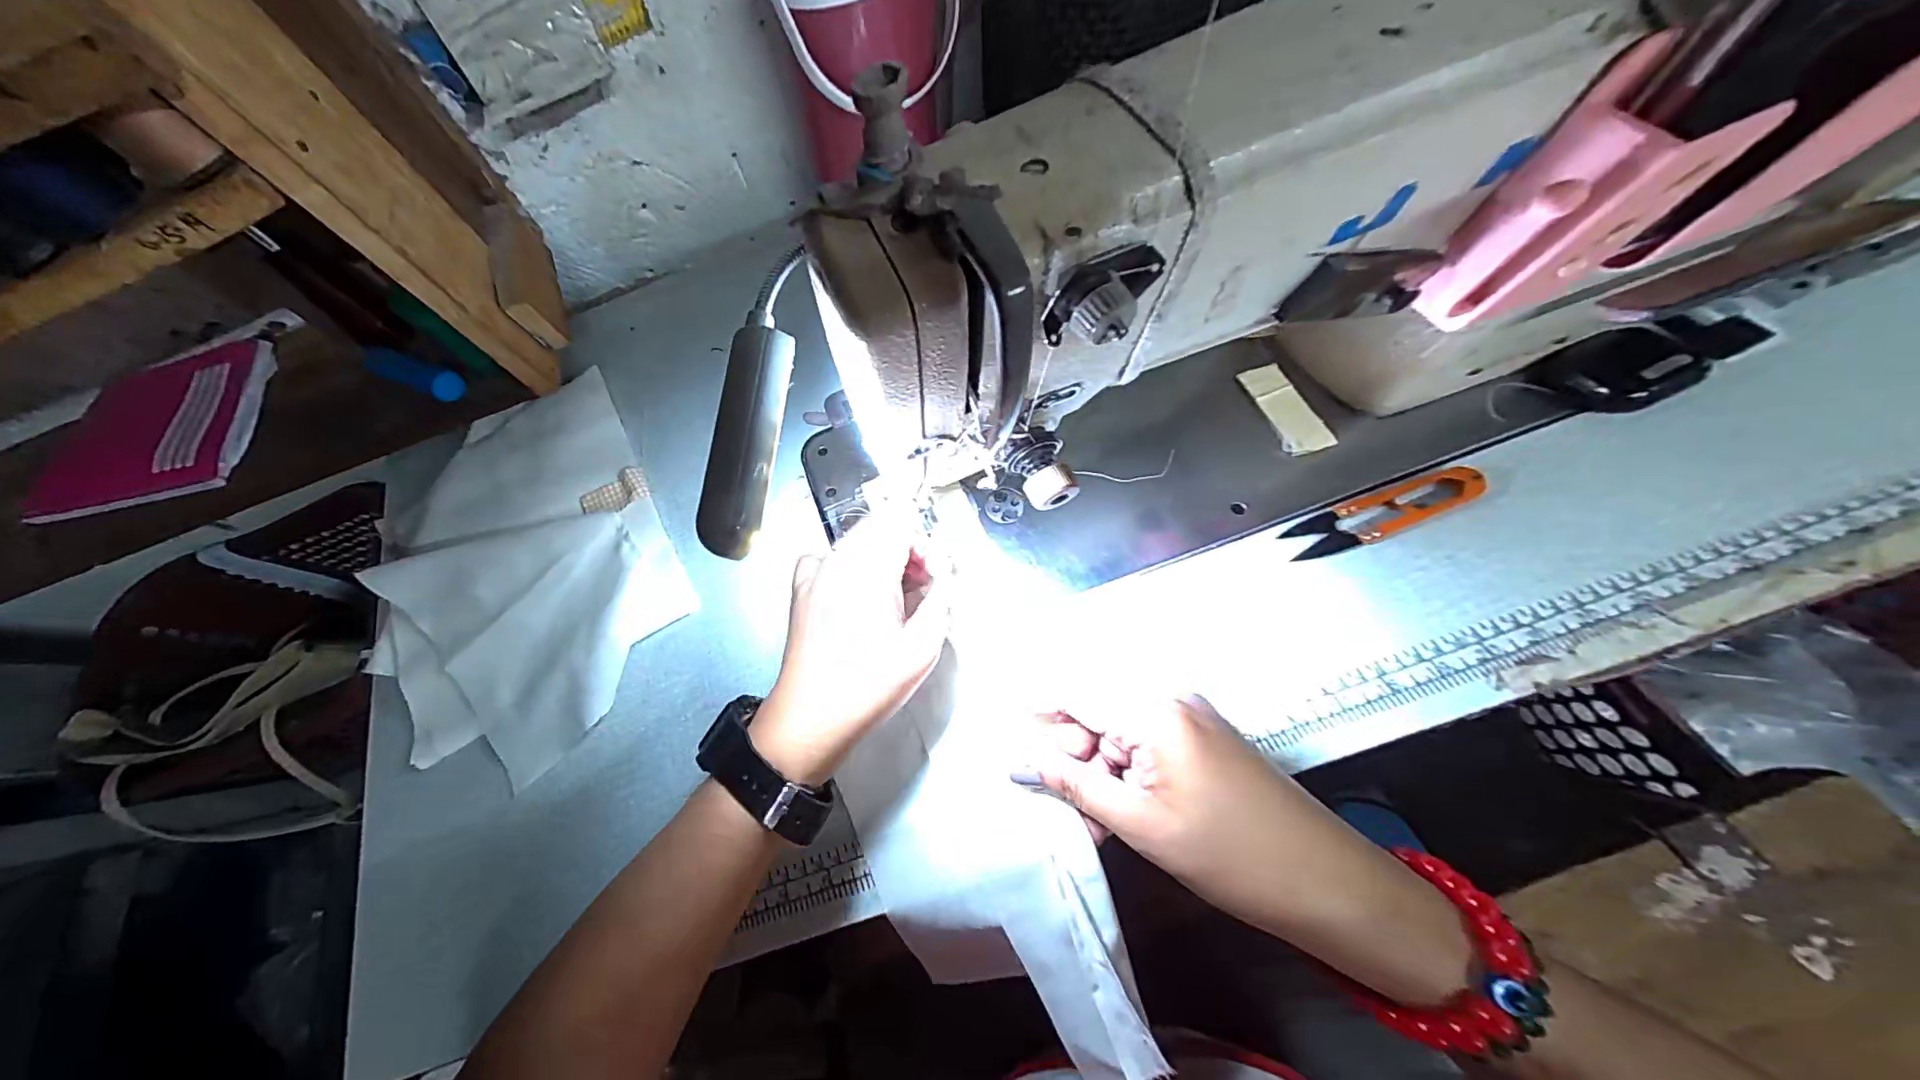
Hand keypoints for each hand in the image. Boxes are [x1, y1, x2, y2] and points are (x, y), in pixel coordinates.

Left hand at [750, 511, 948, 786]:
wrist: (811, 717)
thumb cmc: (868, 686)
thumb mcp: (924, 646)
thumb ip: (942, 595)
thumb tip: (944, 571)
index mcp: (867, 568)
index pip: (901, 518)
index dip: (924, 542)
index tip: (932, 575)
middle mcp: (835, 559)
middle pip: (881, 524)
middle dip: (907, 550)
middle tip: (919, 592)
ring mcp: (814, 570)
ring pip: (860, 539)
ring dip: (883, 560)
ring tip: (892, 603)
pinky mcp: (802, 585)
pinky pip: (836, 558)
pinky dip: (855, 570)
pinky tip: (860, 602)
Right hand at [1025, 697, 1473, 1006]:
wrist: (1323, 878)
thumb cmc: (1228, 853)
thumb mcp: (1139, 823)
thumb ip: (1074, 783)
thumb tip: (1022, 759)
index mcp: (1153, 708)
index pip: (1073, 688)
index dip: (1036, 710)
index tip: (1012, 739)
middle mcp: (1170, 697)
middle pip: (1094, 709)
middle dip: (1071, 750)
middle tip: (1066, 802)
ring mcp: (1189, 714)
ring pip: (1117, 729)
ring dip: (1098, 768)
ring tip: (1097, 820)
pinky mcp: (1202, 734)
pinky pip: (1145, 740)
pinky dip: (1125, 769)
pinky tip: (1124, 810)